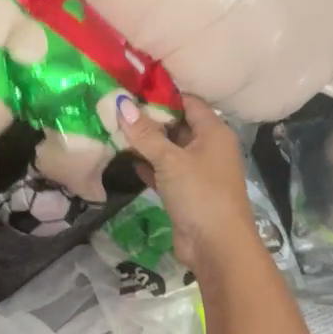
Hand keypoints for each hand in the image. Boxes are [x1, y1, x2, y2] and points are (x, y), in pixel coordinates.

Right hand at [117, 95, 257, 271]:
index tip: (133, 88)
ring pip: (170, 150)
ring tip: (115, 128)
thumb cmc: (199, 192)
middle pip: (178, 125)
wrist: (217, 245)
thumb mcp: (170, 160)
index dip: (163, 94)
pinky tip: (126, 158)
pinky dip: (149, 166)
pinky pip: (165, 172)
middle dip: (150, 119)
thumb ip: (145, 134)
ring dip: (147, 143)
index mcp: (214, 132)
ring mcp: (198, 171)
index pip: (189, 102)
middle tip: (117, 107)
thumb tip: (121, 103)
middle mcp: (208, 147)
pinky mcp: (186, 193)